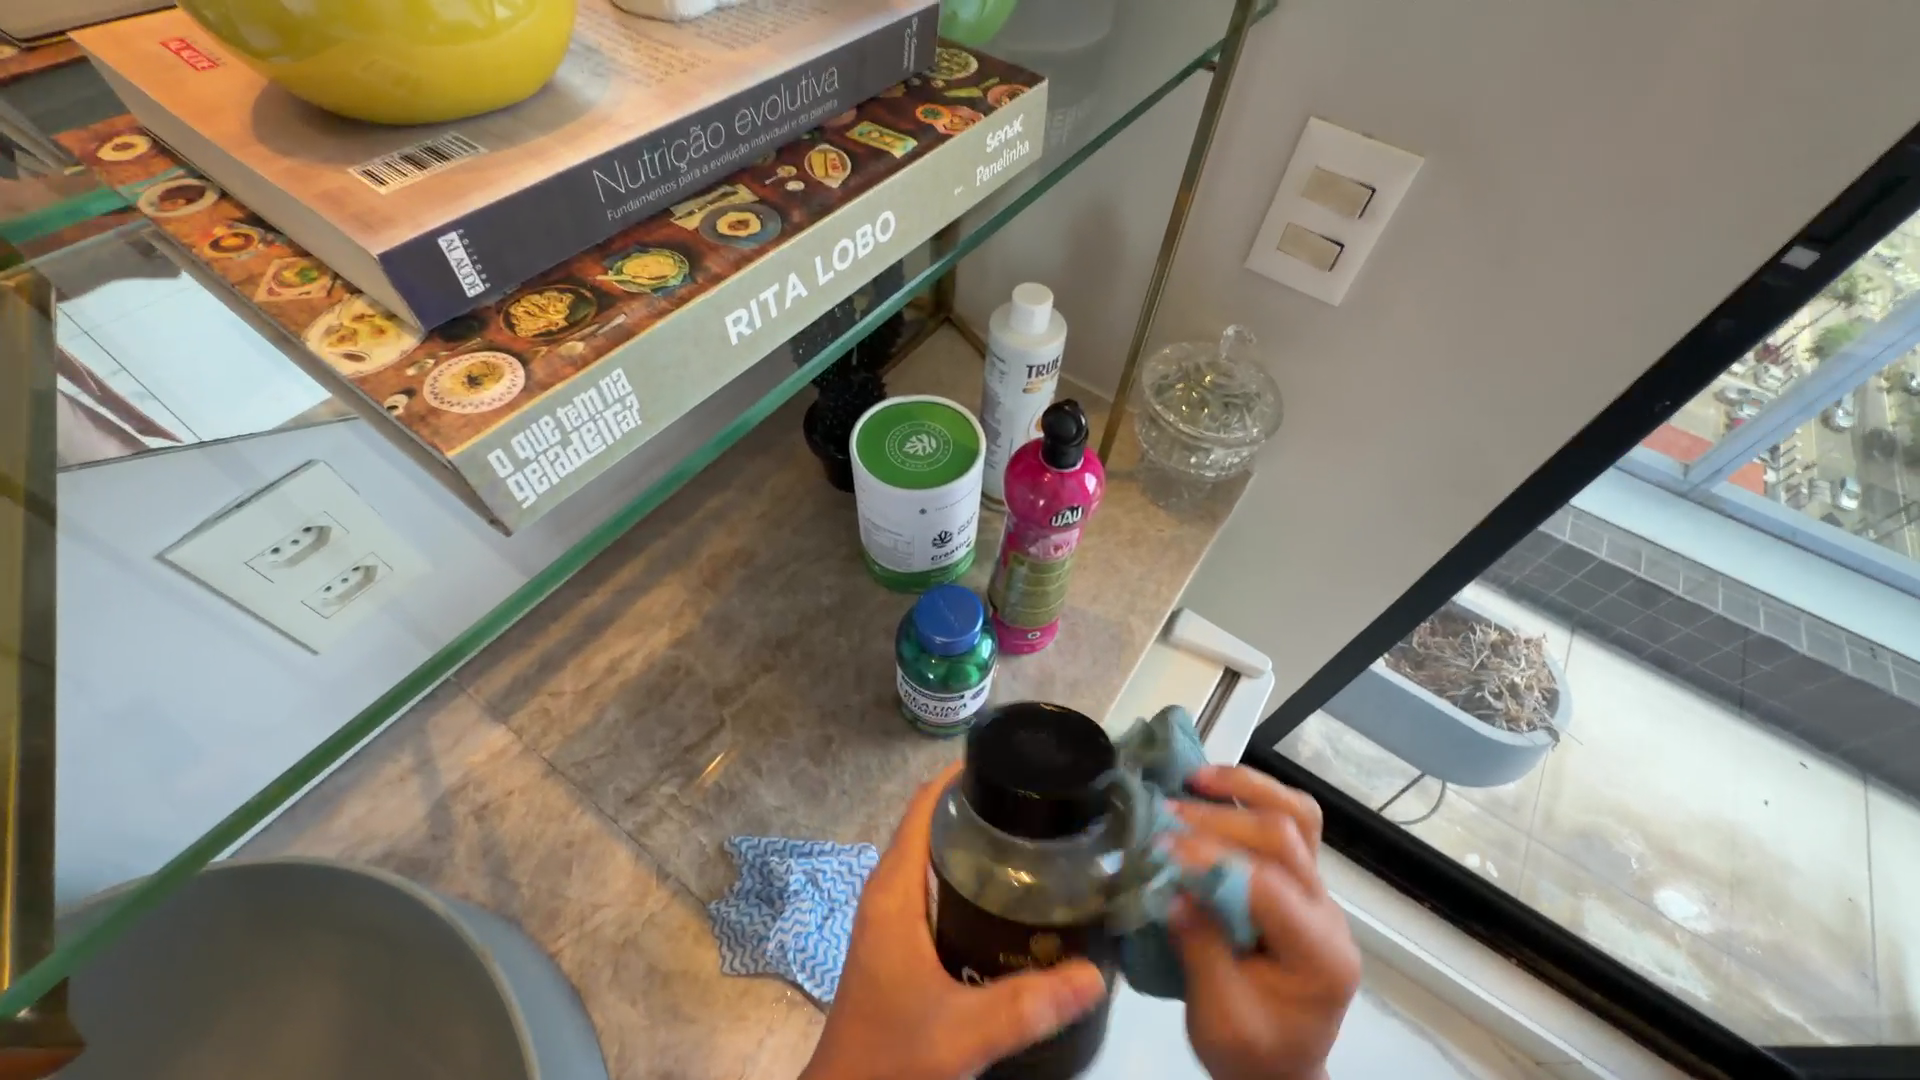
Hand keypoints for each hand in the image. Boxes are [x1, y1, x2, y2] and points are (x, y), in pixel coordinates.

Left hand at [800, 762, 1109, 1079]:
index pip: (925, 806)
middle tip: (1046, 807)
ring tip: (1040, 842)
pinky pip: (938, 888)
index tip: (1014, 764)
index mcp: (895, 889)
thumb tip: (1097, 975)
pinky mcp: (902, 941)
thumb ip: (1029, 1004)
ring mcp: (894, 917)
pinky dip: (972, 879)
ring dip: (979, 845)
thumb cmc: (891, 1056)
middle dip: (985, 809)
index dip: (961, 777)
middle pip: (936, 825)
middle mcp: (891, 891)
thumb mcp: (963, 1031)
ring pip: (938, 858)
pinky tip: (1014, 900)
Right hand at [1166, 766, 1360, 1079]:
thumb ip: (1201, 953)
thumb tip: (1172, 890)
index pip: (1270, 888)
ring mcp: (1317, 890)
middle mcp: (1326, 912)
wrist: (1279, 1068)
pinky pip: (1288, 819)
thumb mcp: (1220, 1021)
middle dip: (1219, 820)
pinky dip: (1249, 795)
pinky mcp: (1298, 878)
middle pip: (1285, 838)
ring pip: (1298, 814)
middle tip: (1162, 816)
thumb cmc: (1252, 1052)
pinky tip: (1208, 789)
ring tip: (1194, 778)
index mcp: (1318, 956)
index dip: (1213, 860)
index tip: (1160, 848)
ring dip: (1245, 788)